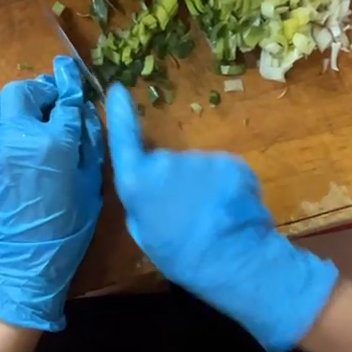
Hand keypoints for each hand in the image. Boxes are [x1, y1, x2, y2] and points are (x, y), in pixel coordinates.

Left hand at [0, 57, 103, 330]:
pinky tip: (19, 126)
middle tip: (55, 97)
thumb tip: (83, 110)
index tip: (72, 69)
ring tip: (34, 108)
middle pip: (25, 91)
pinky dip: (4, 114)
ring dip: (19, 98)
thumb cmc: (70, 222)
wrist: (29, 255)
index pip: (65, 100)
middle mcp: (20, 136)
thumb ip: (89, 139)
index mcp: (54, 143)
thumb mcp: (91, 179)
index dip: (71, 83)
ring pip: (0, 101)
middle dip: (41, 88)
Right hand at [104, 84, 335, 351]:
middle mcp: (167, 162)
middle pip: (168, 162)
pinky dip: (227, 187)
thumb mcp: (145, 234)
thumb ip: (141, 201)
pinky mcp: (232, 162)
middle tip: (186, 214)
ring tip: (211, 217)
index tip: (118, 90)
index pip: (124, 140)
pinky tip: (230, 210)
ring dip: (203, 187)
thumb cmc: (180, 256)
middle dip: (175, 181)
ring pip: (199, 168)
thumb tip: (147, 182)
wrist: (233, 260)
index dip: (119, 116)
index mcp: (138, 183)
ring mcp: (202, 159)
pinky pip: (224, 171)